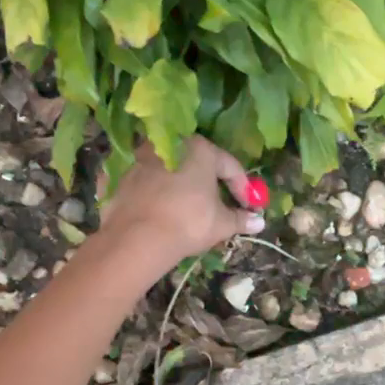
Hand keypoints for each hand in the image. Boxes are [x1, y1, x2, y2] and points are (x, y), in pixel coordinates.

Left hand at [96, 138, 263, 269]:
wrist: (138, 238)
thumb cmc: (189, 222)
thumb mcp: (222, 223)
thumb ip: (241, 219)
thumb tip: (259, 222)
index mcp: (200, 149)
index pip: (230, 166)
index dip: (243, 189)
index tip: (250, 206)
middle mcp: (172, 147)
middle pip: (199, 164)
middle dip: (212, 183)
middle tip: (222, 204)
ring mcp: (144, 159)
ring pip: (173, 171)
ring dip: (185, 186)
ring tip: (192, 208)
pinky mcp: (124, 176)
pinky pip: (152, 182)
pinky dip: (161, 193)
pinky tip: (166, 210)